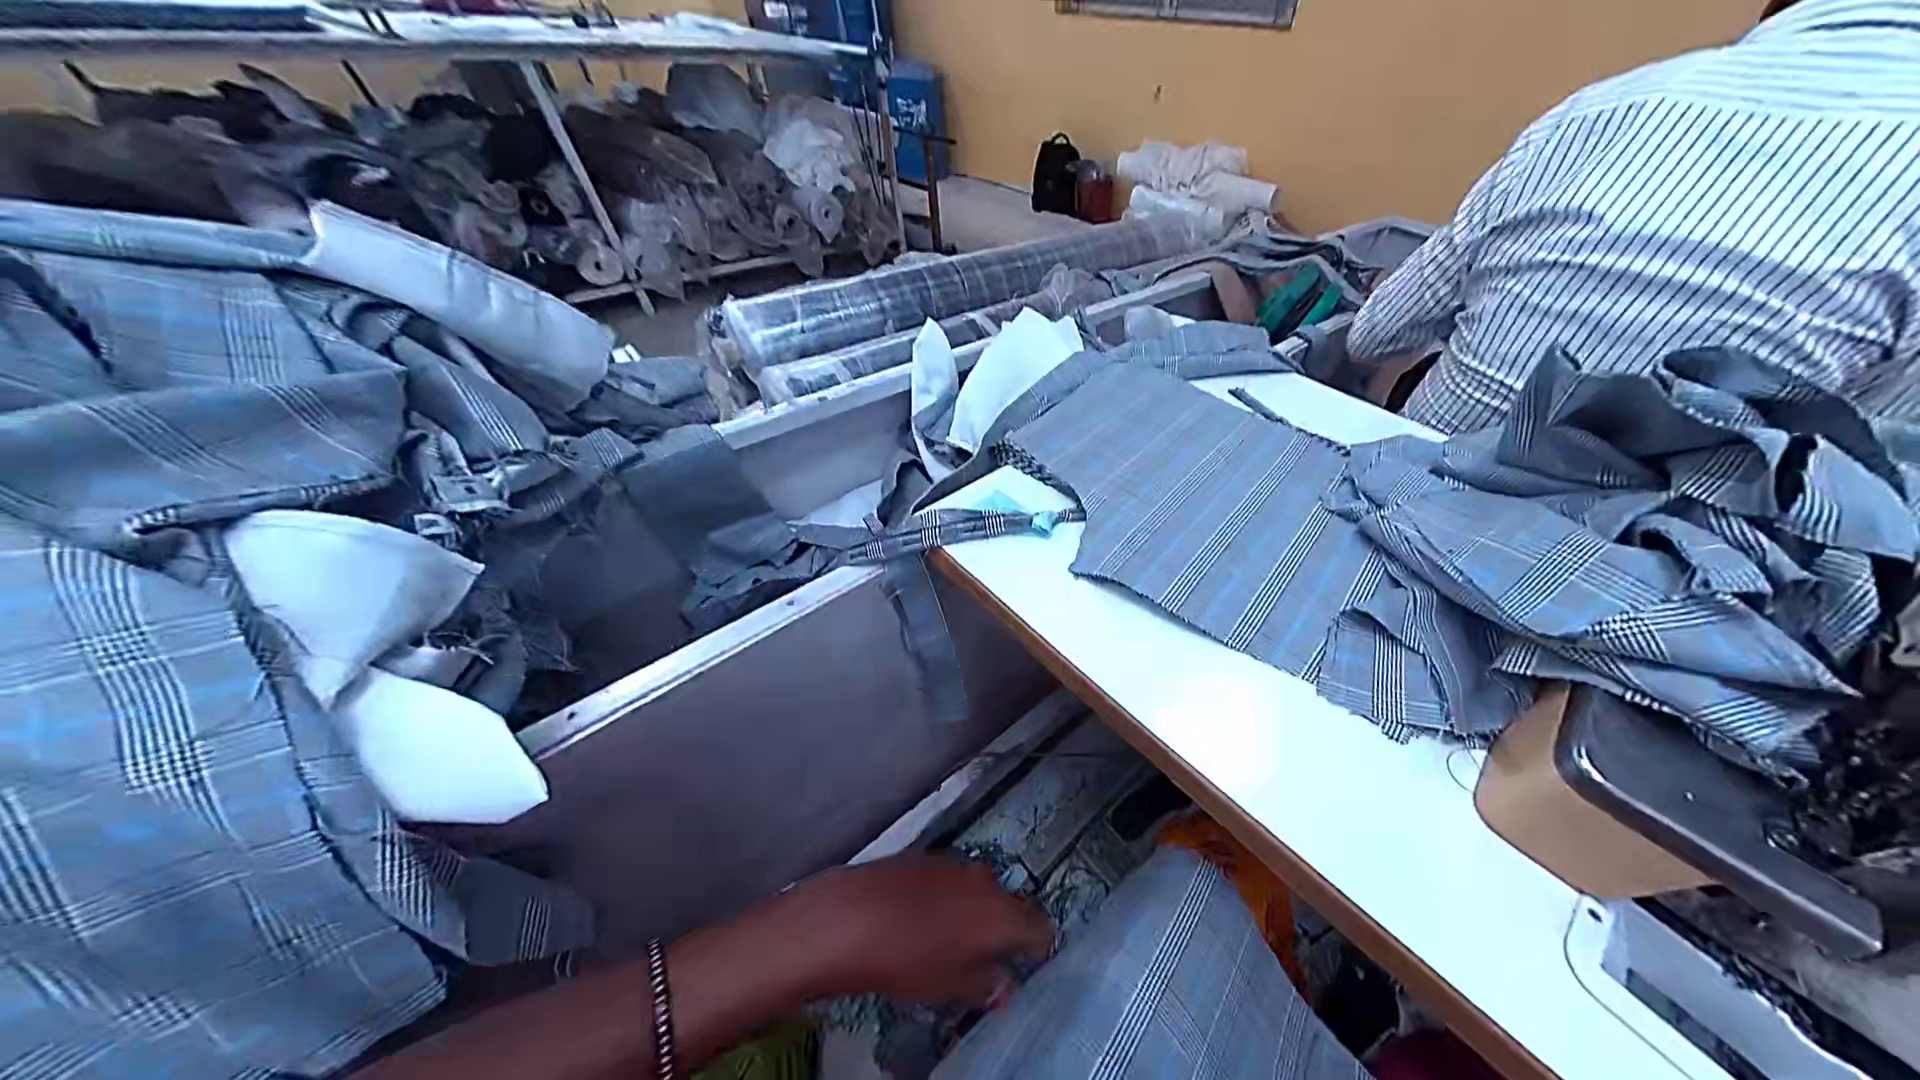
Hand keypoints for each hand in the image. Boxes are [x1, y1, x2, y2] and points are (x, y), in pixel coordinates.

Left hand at [776, 855, 1054, 1008]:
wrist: (854, 914)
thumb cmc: (909, 958)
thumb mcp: (951, 986)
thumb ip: (985, 984)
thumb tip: (1004, 986)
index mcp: (1001, 913)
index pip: (1039, 927)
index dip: (1038, 947)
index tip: (1030, 963)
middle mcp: (985, 880)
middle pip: (1008, 904)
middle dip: (1004, 928)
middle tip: (990, 956)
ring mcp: (954, 864)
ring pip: (978, 888)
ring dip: (975, 910)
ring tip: (954, 938)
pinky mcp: (925, 857)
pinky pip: (950, 879)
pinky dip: (949, 896)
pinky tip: (925, 917)